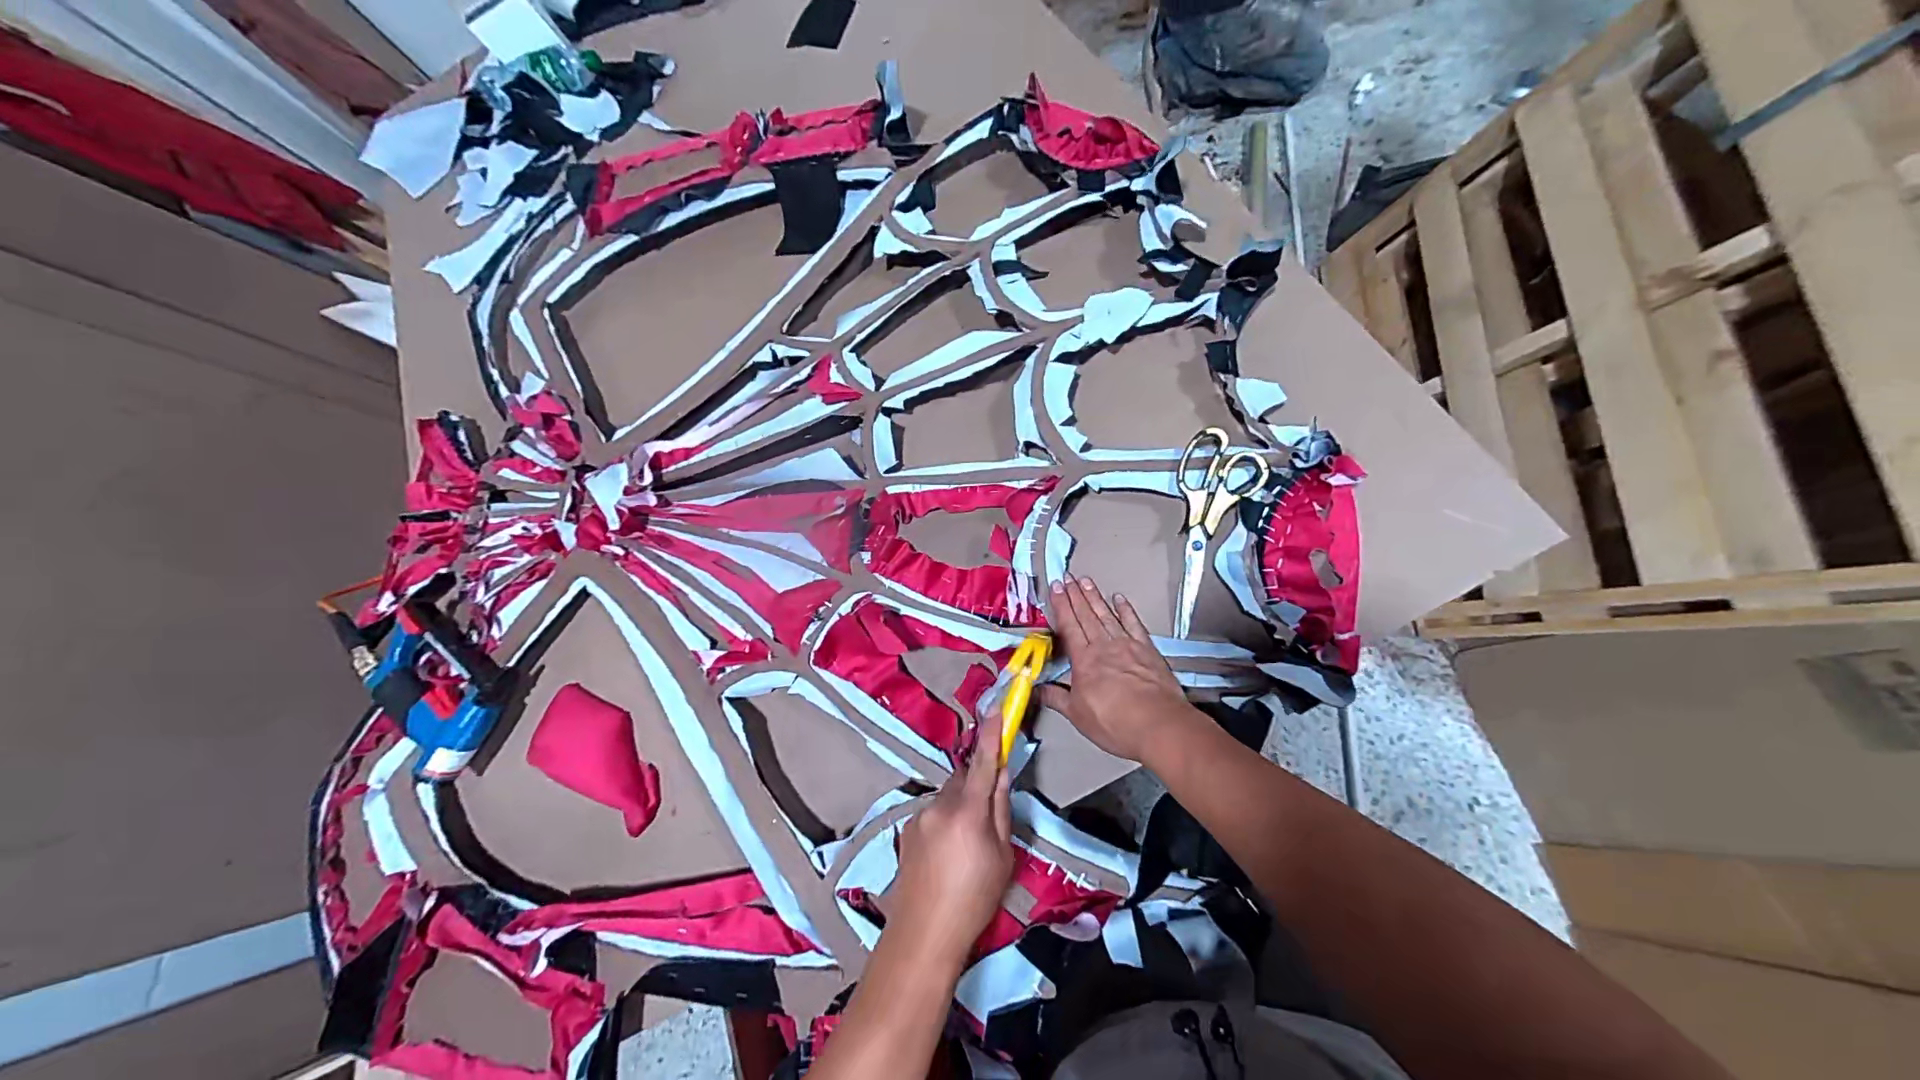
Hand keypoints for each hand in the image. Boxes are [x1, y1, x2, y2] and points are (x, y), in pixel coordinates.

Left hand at [889, 728, 1013, 968]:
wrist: (924, 933)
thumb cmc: (975, 898)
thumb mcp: (1003, 856)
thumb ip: (1001, 809)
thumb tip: (1003, 775)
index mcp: (967, 810)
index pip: (983, 763)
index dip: (991, 735)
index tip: (994, 710)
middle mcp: (940, 805)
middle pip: (963, 779)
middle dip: (976, 786)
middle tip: (988, 817)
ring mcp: (919, 817)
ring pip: (947, 798)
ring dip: (959, 808)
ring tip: (966, 848)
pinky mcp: (907, 830)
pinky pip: (933, 814)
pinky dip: (944, 823)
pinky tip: (947, 855)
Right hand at [1040, 575, 1197, 763]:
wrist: (1158, 724)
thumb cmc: (1116, 722)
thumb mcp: (1078, 715)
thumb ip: (1057, 698)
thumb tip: (1037, 691)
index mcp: (1084, 660)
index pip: (1069, 626)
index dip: (1061, 605)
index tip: (1056, 588)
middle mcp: (1104, 647)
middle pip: (1086, 615)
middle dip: (1075, 595)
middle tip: (1068, 577)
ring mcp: (1127, 646)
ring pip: (1107, 615)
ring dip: (1095, 597)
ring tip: (1086, 581)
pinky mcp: (1148, 650)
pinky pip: (1134, 624)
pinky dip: (1126, 610)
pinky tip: (1120, 599)